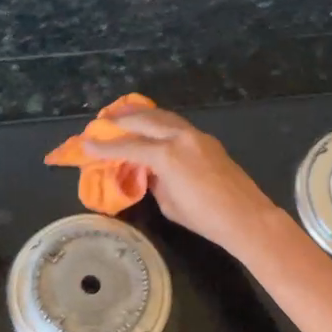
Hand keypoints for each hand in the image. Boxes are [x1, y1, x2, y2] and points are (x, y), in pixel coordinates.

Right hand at [83, 106, 281, 253]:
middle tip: (102, 120)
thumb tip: (148, 171)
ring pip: (163, 117)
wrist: (245, 216)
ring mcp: (196, 136)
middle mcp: (180, 137)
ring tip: (124, 113)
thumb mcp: (168, 203)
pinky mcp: (207, 141)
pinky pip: (177, 125)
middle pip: (144, 120)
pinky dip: (160, 123)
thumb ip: (154, 181)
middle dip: (121, 119)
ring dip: (142, 114)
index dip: (104, 147)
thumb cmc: (204, 218)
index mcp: (167, 155)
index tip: (85, 144)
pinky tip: (153, 126)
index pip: (128, 146)